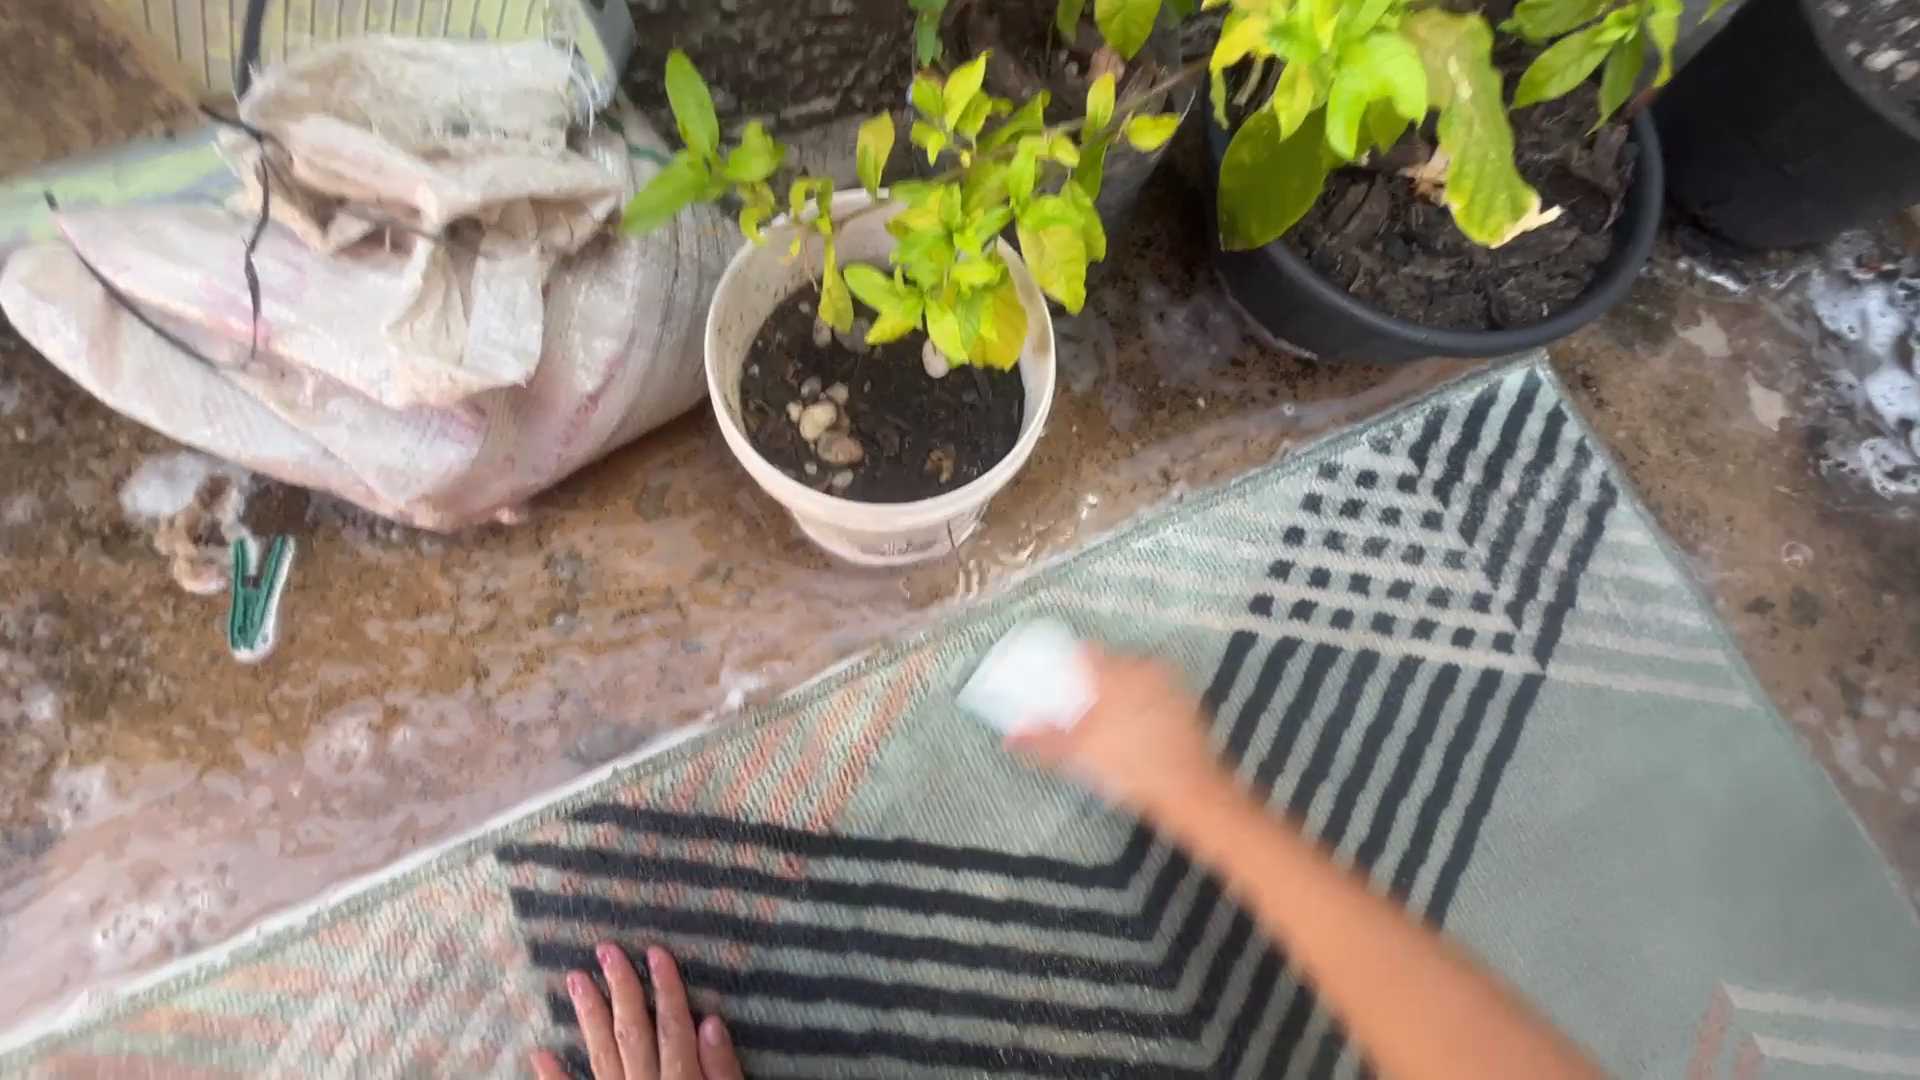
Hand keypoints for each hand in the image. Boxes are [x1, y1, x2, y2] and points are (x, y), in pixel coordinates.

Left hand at [531, 944, 743, 1079]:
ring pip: (602, 1058)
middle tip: (605, 949)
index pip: (673, 1027)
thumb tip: (710, 1020)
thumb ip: (722, 1070)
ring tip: (574, 981)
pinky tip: (539, 1052)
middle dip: (620, 990)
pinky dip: (554, 1079)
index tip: (655, 950)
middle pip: (633, 1035)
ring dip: (588, 1018)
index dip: (666, 988)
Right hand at [1003, 647, 1230, 820]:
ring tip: (1104, 718)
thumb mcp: (1079, 755)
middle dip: (1091, 679)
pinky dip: (1140, 699)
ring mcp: (1169, 682)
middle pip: (1107, 662)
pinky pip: (1154, 688)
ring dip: (1117, 689)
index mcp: (1115, 672)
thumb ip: (1041, 740)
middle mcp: (1144, 668)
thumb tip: (1010, 737)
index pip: (1083, 651)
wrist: (1191, 791)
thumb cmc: (1135, 768)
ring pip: (1132, 675)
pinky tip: (1133, 726)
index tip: (1057, 678)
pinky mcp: (1186, 699)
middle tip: (1077, 703)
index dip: (1066, 663)